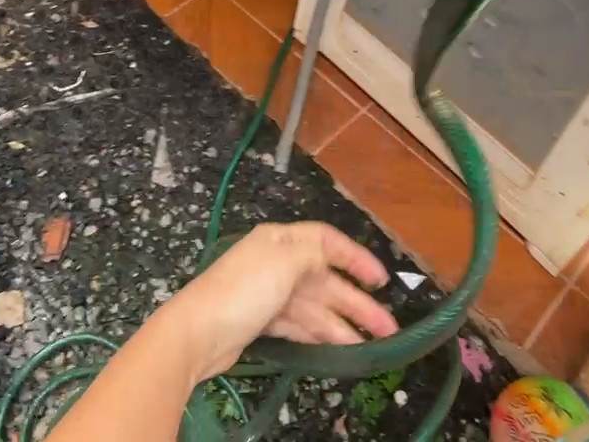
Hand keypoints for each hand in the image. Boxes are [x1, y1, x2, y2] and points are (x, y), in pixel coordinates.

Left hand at [148, 222, 399, 381]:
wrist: (199, 331)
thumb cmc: (244, 289)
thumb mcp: (283, 261)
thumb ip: (313, 253)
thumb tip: (331, 253)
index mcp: (280, 240)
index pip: (326, 240)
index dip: (355, 257)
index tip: (381, 280)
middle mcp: (277, 262)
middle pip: (325, 279)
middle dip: (357, 302)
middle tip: (388, 328)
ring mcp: (269, 293)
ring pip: (315, 306)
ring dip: (344, 324)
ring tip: (371, 346)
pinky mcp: (263, 321)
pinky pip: (300, 325)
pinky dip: (320, 335)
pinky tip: (341, 348)